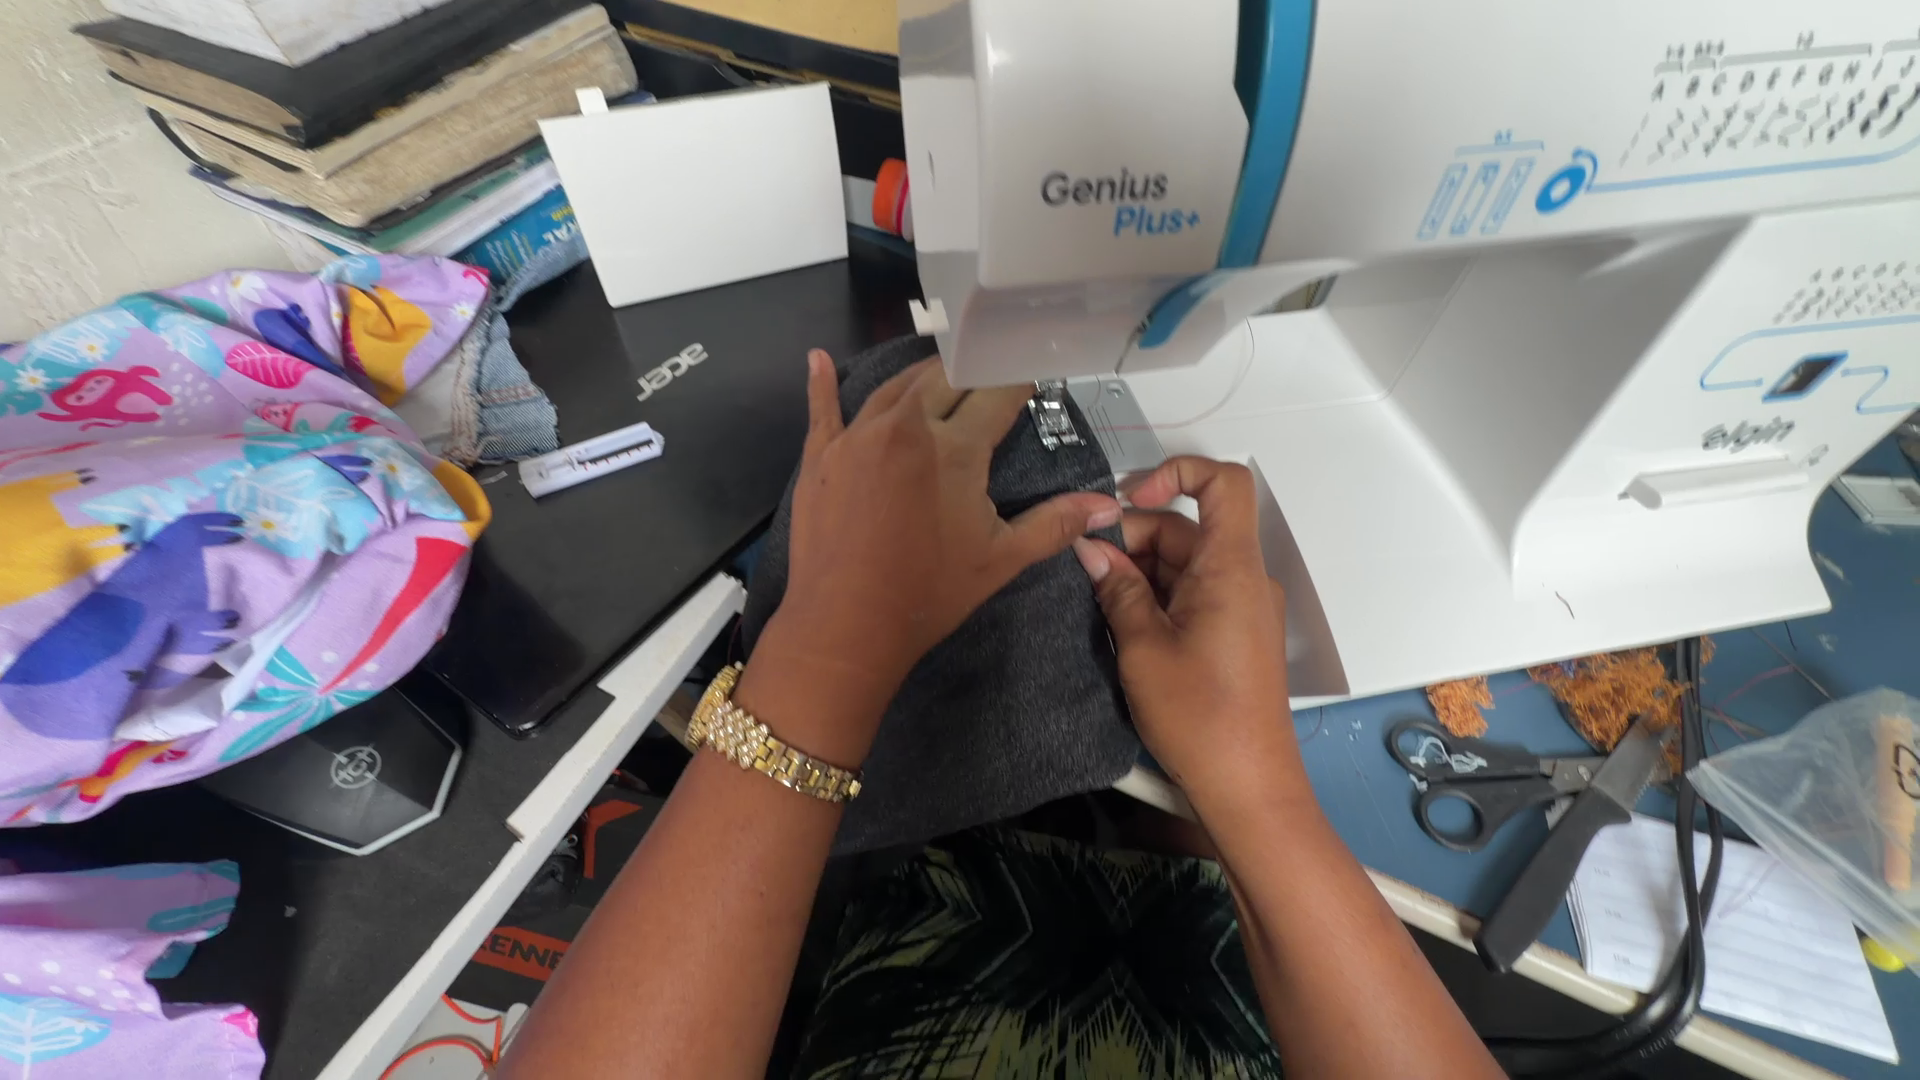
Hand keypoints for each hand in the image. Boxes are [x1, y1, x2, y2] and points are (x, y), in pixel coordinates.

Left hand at [745, 349, 1121, 760]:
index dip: (1017, 379)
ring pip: (893, 387)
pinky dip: (823, 383)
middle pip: (945, 378)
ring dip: (920, 376)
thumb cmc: (930, 593)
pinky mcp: (821, 455)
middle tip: (987, 376)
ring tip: (939, 372)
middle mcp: (907, 426)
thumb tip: (1109, 504)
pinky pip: (822, 408)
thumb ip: (1056, 524)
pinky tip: (819, 359)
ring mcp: (857, 437)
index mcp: (956, 447)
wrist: (847, 626)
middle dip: (971, 372)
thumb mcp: (1002, 559)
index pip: (996, 393)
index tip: (1031, 372)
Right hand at [1070, 457, 1300, 811]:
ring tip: (1097, 598)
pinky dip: (1155, 593)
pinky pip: (1190, 590)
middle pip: (1186, 526)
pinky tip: (1120, 618)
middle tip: (1086, 567)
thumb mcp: (1142, 645)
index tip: (1127, 500)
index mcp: (1231, 568)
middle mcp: (1242, 578)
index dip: (1174, 472)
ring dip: (1138, 568)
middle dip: (1132, 536)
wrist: (1247, 786)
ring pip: (1183, 561)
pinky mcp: (1231, 631)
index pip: (1222, 483)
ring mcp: (1239, 605)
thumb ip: (1116, 587)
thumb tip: (1089, 549)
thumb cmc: (1199, 715)